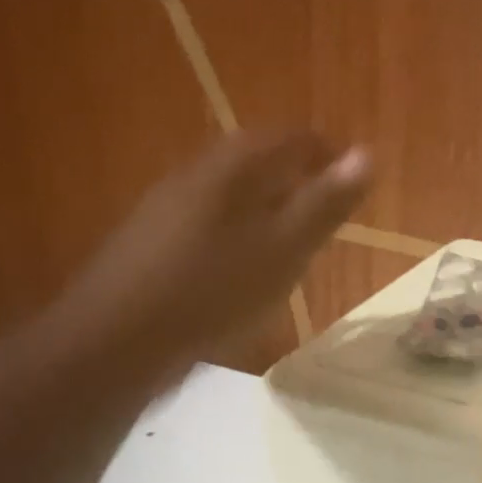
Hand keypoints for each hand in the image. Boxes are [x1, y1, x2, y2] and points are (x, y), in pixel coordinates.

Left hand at [50, 129, 369, 381]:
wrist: (114, 344)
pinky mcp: (151, 248)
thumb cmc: (214, 290)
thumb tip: (366, 153)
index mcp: (228, 170)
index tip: (352, 172)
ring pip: (229, 194)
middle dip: (295, 175)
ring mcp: (165, 212)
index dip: (323, 148)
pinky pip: (209, 223)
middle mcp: (193, 179)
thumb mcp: (286, 248)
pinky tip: (249, 267)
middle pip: (253, 161)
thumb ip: (326, 202)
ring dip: (267, 205)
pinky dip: (241, 231)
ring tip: (297, 236)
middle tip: (329, 202)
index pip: (285, 137)